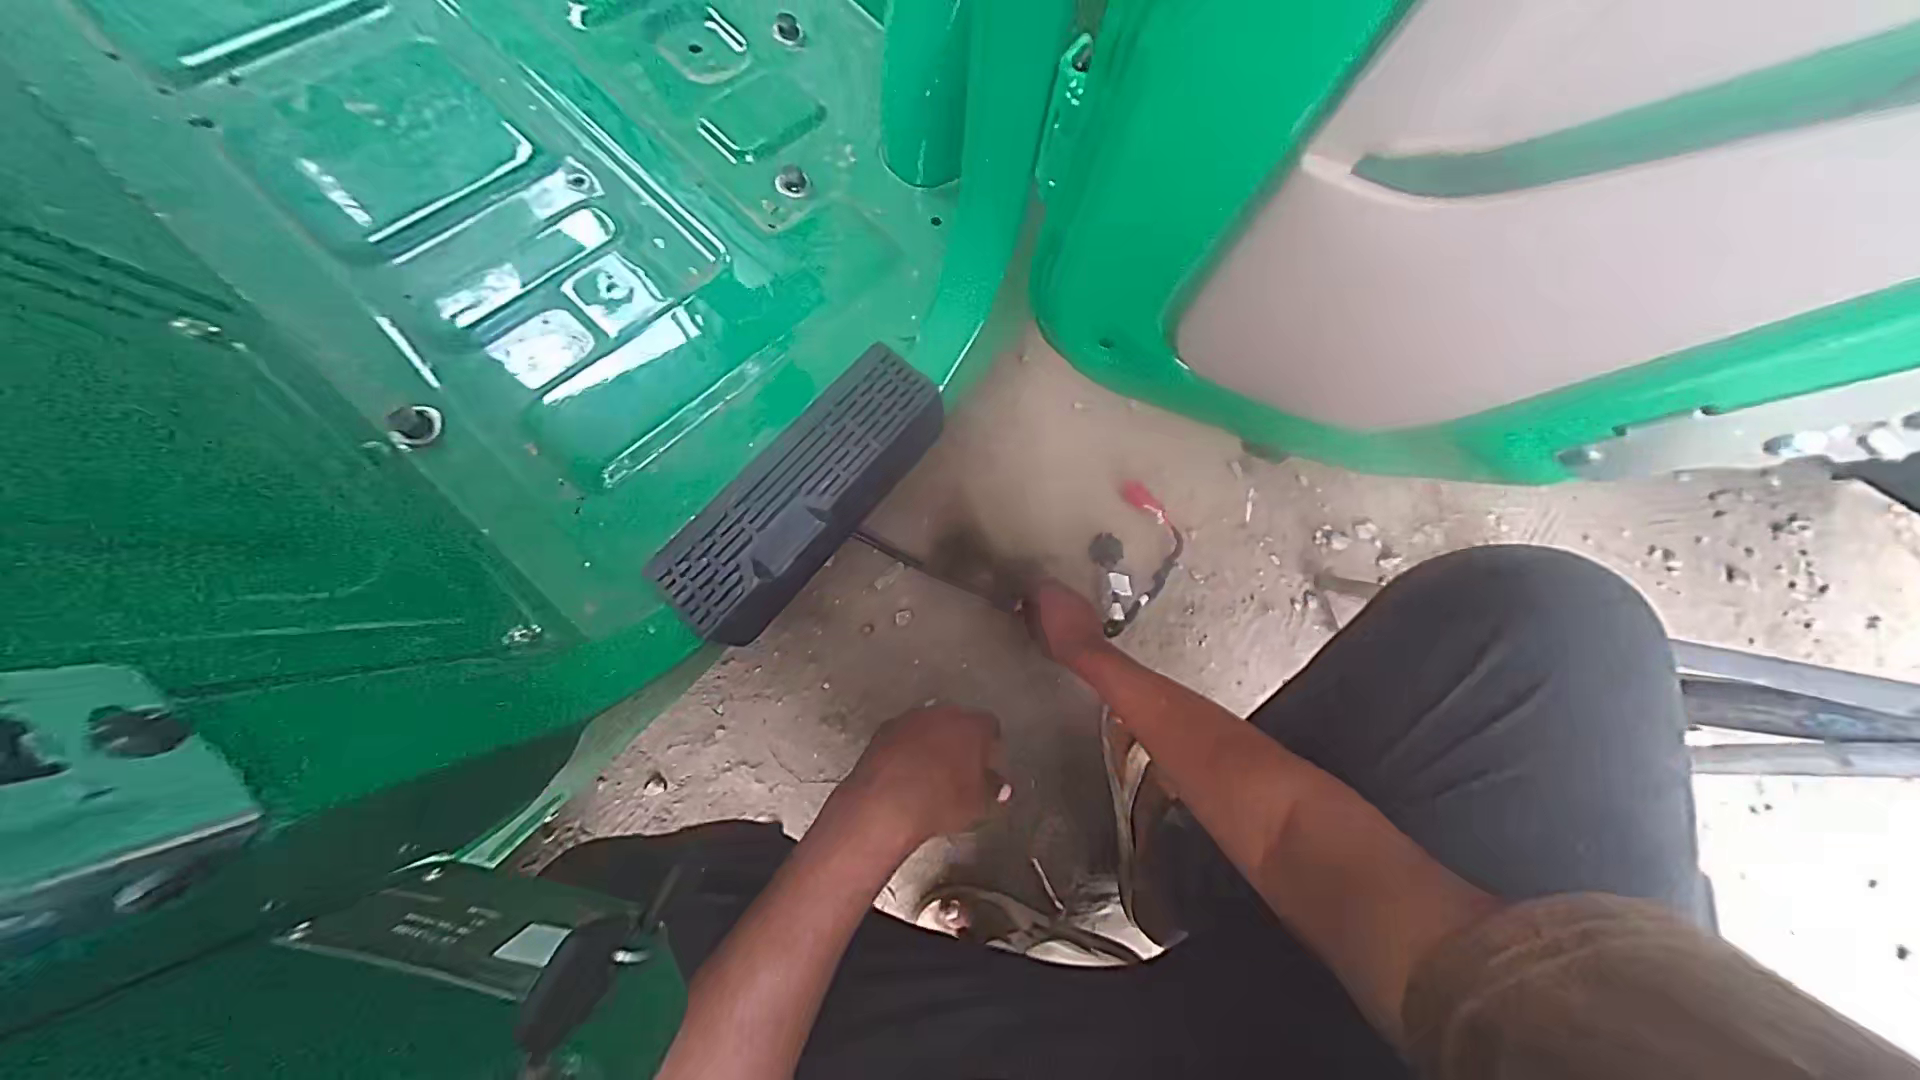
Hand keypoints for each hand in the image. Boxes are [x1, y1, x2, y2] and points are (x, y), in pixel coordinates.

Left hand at [841, 707, 1007, 845]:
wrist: (886, 802)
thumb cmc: (940, 801)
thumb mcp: (977, 804)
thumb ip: (993, 789)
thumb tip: (1001, 786)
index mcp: (972, 725)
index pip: (990, 727)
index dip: (991, 746)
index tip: (988, 764)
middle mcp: (943, 713)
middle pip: (958, 721)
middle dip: (961, 741)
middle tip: (961, 769)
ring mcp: (911, 718)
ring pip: (929, 726)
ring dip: (932, 742)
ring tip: (930, 773)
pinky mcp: (884, 729)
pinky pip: (904, 735)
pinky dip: (907, 749)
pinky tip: (905, 772)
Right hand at [1024, 578, 1109, 668]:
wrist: (1086, 650)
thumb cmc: (1056, 642)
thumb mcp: (1035, 632)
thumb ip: (1029, 616)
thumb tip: (1024, 608)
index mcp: (1044, 594)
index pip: (1029, 585)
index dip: (1025, 594)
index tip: (1022, 602)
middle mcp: (1061, 590)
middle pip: (1047, 585)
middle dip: (1041, 594)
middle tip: (1037, 606)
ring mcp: (1076, 596)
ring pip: (1061, 592)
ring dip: (1056, 599)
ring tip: (1053, 612)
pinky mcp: (1087, 604)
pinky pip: (1073, 600)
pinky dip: (1068, 605)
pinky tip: (1067, 617)